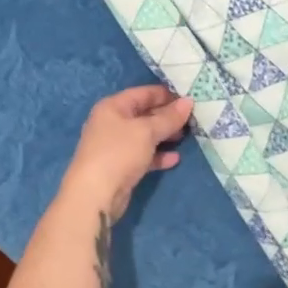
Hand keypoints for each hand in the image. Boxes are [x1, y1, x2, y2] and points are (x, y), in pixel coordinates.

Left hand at [56, 85, 193, 221]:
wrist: (95, 194)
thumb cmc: (119, 152)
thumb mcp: (147, 131)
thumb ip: (169, 117)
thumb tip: (188, 101)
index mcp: (113, 107)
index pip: (143, 93)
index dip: (166, 94)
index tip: (189, 98)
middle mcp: (112, 123)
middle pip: (144, 114)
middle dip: (167, 116)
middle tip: (192, 119)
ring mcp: (115, 146)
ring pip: (145, 136)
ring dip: (165, 136)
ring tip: (186, 136)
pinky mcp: (120, 166)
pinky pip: (143, 155)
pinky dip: (158, 155)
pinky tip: (175, 159)